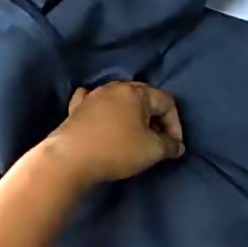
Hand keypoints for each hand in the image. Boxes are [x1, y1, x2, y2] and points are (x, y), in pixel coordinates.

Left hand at [36, 82, 185, 188]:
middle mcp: (115, 88)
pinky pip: (95, 102)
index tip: (174, 147)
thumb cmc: (117, 150)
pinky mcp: (76, 109)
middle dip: (156, 118)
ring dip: (133, 115)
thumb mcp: (152, 150)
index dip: (176, 125)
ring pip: (120, 99)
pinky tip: (103, 115)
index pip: (167, 102)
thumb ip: (170, 146)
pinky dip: (104, 109)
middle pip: (144, 97)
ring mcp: (93, 96)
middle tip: (159, 140)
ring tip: (136, 134)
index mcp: (137, 92)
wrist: (71, 158)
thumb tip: (177, 146)